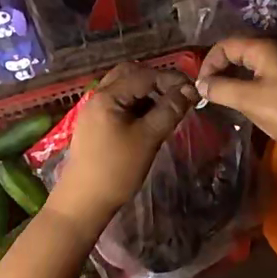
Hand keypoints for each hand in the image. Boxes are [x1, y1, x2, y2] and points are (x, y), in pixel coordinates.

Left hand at [54, 63, 197, 226]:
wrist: (83, 204)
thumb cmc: (116, 169)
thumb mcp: (149, 137)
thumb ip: (170, 109)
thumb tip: (190, 90)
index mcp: (107, 96)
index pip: (146, 74)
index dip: (172, 79)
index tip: (193, 92)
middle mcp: (98, 96)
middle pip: (131, 74)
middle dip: (157, 80)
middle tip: (178, 95)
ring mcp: (94, 110)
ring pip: (124, 87)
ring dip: (147, 91)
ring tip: (168, 106)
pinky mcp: (96, 123)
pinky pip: (119, 101)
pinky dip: (137, 102)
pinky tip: (151, 118)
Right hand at [196, 39, 276, 161]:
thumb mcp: (250, 100)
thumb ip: (221, 89)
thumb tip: (200, 84)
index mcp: (264, 48)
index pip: (226, 45)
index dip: (209, 63)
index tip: (200, 87)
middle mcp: (274, 51)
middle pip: (237, 52)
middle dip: (218, 69)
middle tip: (205, 92)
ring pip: (248, 65)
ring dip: (231, 78)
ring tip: (218, 98)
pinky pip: (259, 76)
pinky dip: (245, 85)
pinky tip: (239, 102)